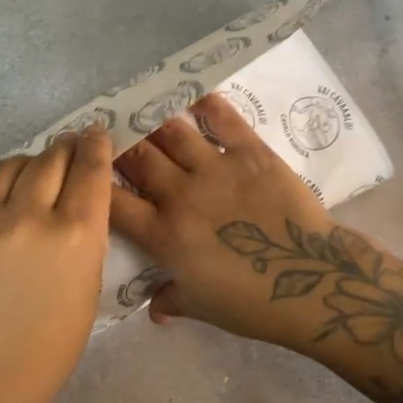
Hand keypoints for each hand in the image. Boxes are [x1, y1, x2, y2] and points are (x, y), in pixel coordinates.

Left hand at [0, 126, 113, 402]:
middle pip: (50, 159)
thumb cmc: (49, 342)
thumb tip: (82, 185)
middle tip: (65, 153)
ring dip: (25, 167)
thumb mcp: (89, 283)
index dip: (94, 145)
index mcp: (75, 236)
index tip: (93, 134)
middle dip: (63, 152)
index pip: (89, 168)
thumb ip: (88, 230)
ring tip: (27, 181)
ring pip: (9, 166)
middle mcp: (28, 218)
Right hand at [109, 95, 336, 344]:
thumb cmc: (254, 303)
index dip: (94, 183)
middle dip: (119, 144)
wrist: (315, 280)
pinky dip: (205, 104)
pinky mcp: (250, 153)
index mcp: (163, 236)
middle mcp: (181, 196)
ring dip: (154, 121)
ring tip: (143, 110)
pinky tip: (192, 94)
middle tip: (111, 133)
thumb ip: (172, 300)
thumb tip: (153, 307)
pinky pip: (222, 119)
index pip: (112, 203)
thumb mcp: (204, 308)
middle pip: (136, 158)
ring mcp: (215, 170)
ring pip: (171, 132)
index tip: (87, 171)